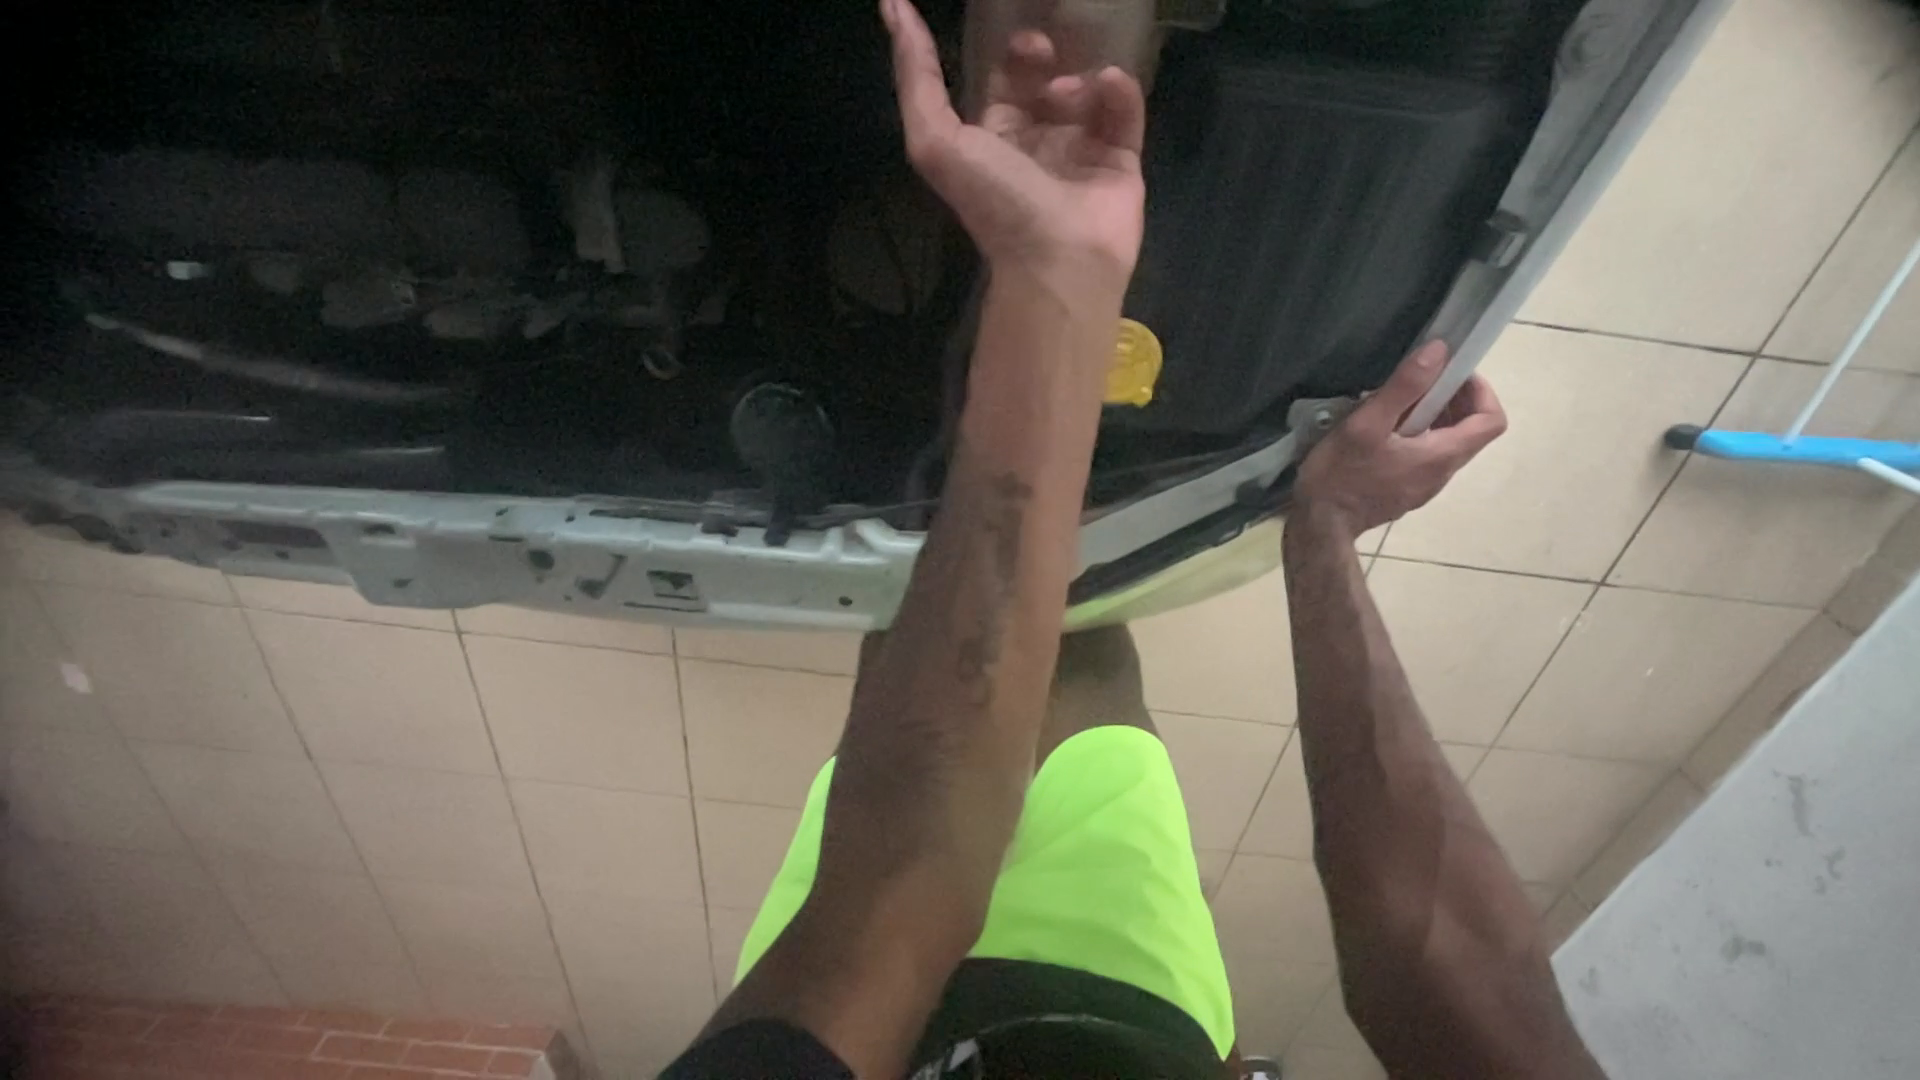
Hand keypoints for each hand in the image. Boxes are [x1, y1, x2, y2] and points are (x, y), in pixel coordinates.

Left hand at [880, 0, 1146, 291]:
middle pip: (1044, 84)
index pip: (1002, 85)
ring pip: (1086, 94)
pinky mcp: (1121, 165)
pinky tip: (1108, 85)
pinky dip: (1119, 92)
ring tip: (1071, 91)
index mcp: (995, 145)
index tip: (1017, 37)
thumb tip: (891, 7)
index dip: (1008, 56)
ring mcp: (1082, 155)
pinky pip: (1124, 114)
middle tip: (1044, 50)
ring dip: (1080, 76)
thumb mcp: (936, 141)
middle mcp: (1038, 147)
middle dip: (1042, 59)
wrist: (1057, 260)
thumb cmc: (996, 202)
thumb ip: (916, 79)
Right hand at [1292, 341, 1506, 534]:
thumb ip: (1404, 388)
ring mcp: (1424, 488)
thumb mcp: (1366, 425)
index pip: (1491, 421)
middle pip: (1470, 432)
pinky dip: (1416, 441)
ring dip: (1432, 422)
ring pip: (1444, 446)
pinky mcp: (1404, 495)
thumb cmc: (1340, 475)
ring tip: (1395, 409)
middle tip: (1419, 386)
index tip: (1450, 376)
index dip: (1481, 392)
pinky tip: (1381, 438)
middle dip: (1453, 402)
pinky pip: (1423, 461)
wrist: (1319, 526)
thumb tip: (1439, 351)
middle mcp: (1442, 474)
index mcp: (1441, 455)